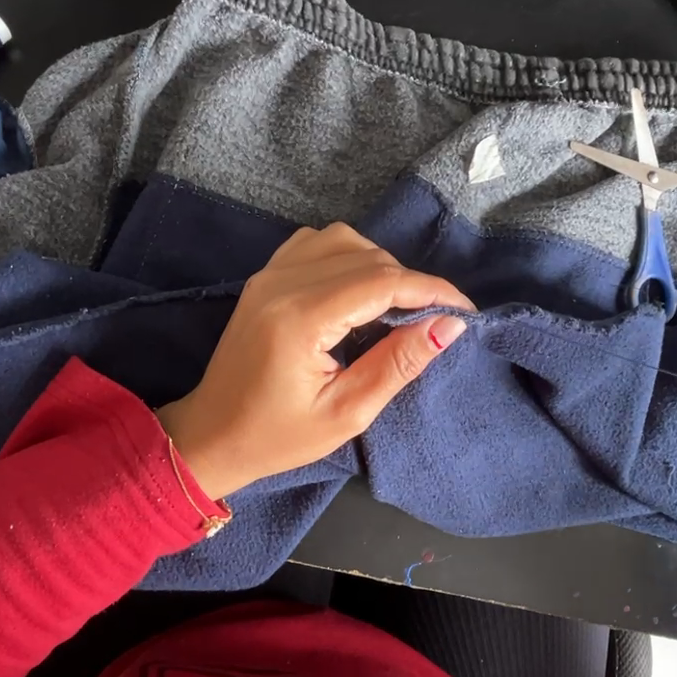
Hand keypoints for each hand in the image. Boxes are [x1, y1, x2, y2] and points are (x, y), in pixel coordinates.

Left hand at [154, 223, 473, 499]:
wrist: (212, 433)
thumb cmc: (278, 436)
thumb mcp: (347, 413)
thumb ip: (398, 364)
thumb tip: (450, 325)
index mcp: (300, 319)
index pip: (381, 282)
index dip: (431, 290)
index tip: (464, 311)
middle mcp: (282, 283)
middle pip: (367, 257)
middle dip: (410, 282)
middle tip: (431, 320)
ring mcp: (269, 274)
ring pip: (343, 240)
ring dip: (379, 266)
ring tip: (395, 307)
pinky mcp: (264, 276)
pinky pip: (316, 243)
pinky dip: (348, 256)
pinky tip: (357, 290)